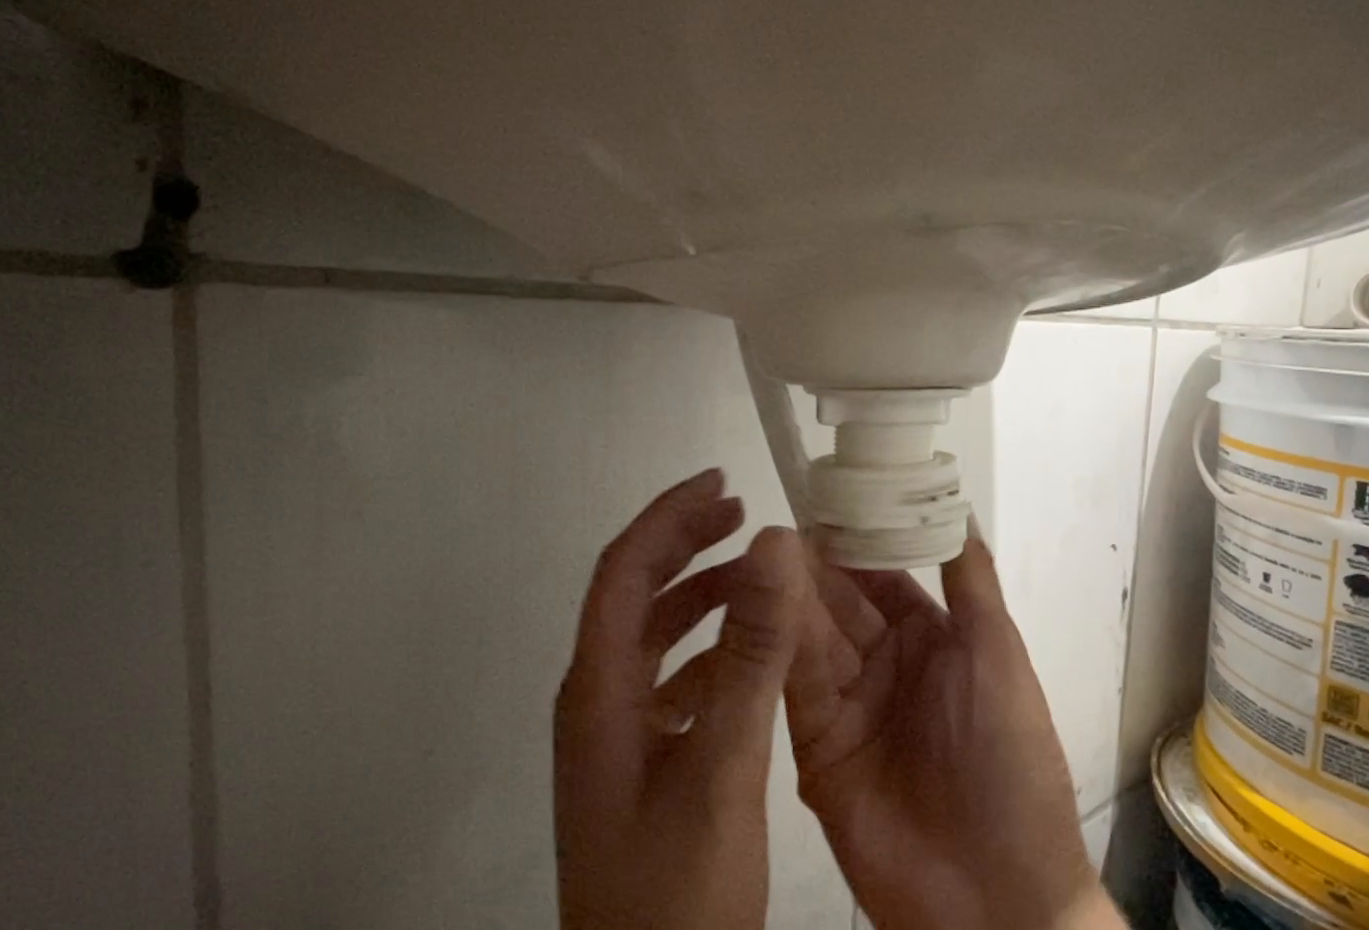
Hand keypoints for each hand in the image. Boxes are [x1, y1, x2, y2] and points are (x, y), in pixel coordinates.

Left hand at [553, 469, 812, 929]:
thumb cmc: (677, 887)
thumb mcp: (722, 765)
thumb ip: (750, 654)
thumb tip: (771, 548)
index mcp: (599, 690)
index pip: (624, 571)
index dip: (667, 517)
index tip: (719, 481)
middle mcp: (597, 702)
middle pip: (634, 596)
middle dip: (683, 546)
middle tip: (740, 512)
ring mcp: (616, 737)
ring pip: (655, 641)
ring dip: (699, 600)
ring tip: (754, 576)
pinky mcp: (639, 765)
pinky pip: (671, 685)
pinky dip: (707, 654)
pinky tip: (748, 659)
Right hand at [784, 525, 1126, 929]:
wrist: (994, 894)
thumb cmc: (1009, 760)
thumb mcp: (999, 656)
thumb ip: (970, 579)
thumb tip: (958, 502)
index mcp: (933, 638)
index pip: (882, 573)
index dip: (852, 538)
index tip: (817, 501)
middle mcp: (885, 663)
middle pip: (838, 602)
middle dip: (809, 567)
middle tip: (770, 528)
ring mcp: (848, 705)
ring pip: (810, 639)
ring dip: (787, 602)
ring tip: (757, 557)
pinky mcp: (813, 748)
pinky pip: (790, 690)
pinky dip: (773, 651)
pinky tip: (753, 612)